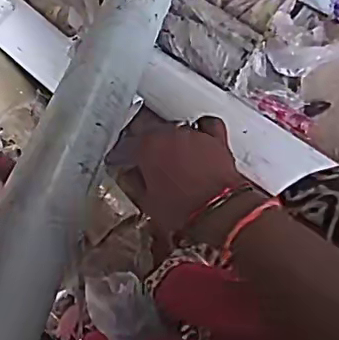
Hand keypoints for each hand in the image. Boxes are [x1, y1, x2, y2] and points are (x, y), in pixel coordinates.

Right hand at [119, 116, 252, 234]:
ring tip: (168, 154)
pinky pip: (206, 125)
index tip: (119, 161)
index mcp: (146, 147)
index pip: (126, 144)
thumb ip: (134, 181)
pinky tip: (197, 138)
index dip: (120, 154)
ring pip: (175, 127)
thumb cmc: (181, 210)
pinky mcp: (216, 140)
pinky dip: (201, 129)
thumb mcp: (146, 201)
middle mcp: (168, 134)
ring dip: (169, 138)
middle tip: (142, 158)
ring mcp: (193, 134)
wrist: (219, 213)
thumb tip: (131, 175)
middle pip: (149, 128)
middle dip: (143, 142)